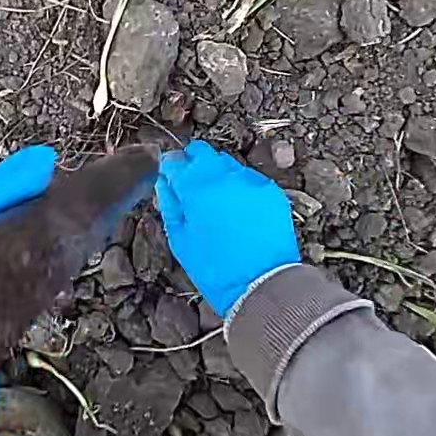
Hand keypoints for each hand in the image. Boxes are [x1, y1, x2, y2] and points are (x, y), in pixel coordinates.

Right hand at [156, 140, 299, 315]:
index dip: (169, 166)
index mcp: (197, 189)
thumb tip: (164, 183)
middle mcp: (225, 177)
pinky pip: (248, 178)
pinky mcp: (270, 189)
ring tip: (215, 202)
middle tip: (190, 185)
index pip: (175, 160)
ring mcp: (250, 181)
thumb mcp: (180, 240)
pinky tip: (237, 209)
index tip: (169, 174)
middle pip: (202, 152)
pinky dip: (240, 187)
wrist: (262, 284)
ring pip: (227, 163)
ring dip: (217, 174)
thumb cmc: (217, 270)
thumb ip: (170, 205)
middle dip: (192, 163)